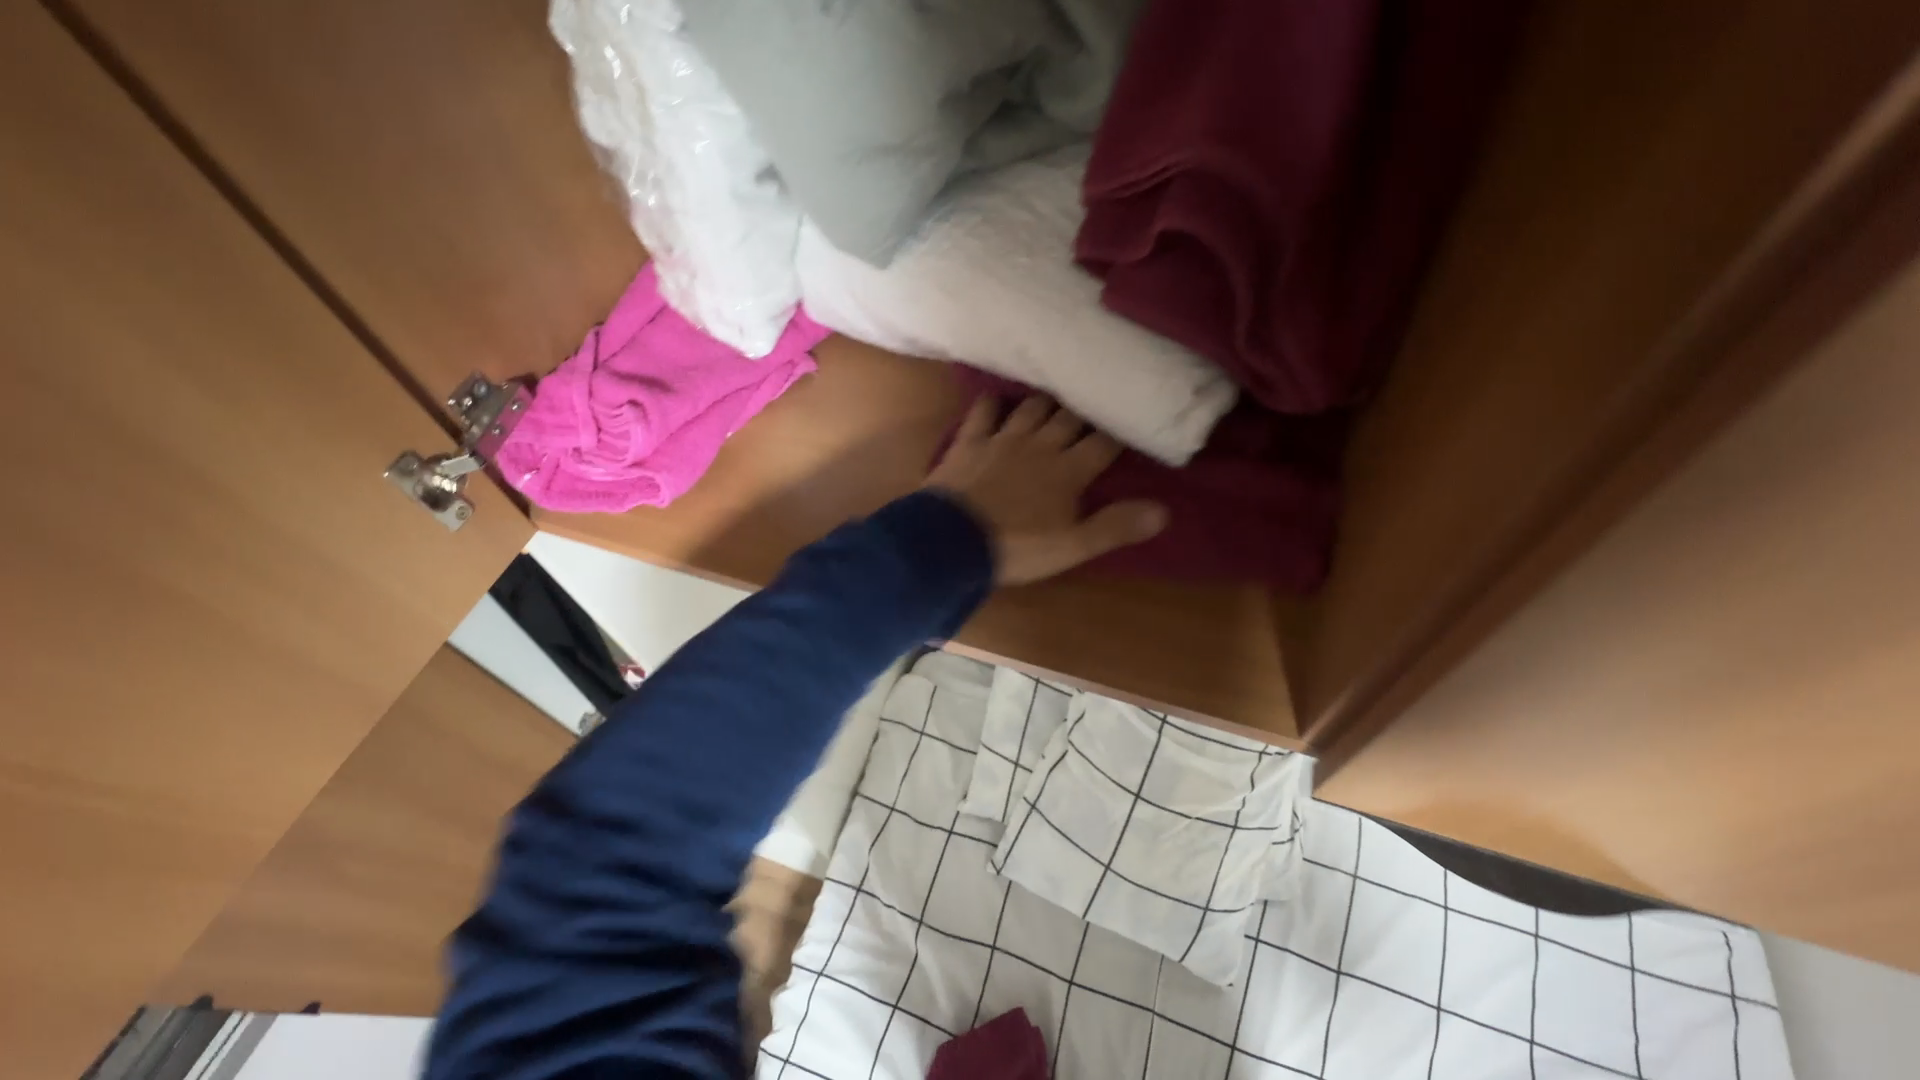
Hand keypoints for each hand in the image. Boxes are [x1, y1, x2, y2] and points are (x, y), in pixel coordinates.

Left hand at [923, 396, 1168, 585]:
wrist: (949, 541)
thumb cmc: (1016, 548)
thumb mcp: (1071, 546)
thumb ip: (1115, 526)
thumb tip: (1164, 511)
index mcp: (1069, 471)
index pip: (1104, 442)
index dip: (1120, 431)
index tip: (1133, 420)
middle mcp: (1039, 445)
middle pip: (1069, 417)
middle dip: (1085, 410)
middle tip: (1095, 403)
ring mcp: (1001, 439)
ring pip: (1031, 408)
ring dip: (1045, 402)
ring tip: (1056, 398)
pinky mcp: (968, 442)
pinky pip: (983, 412)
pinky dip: (992, 404)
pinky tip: (997, 399)